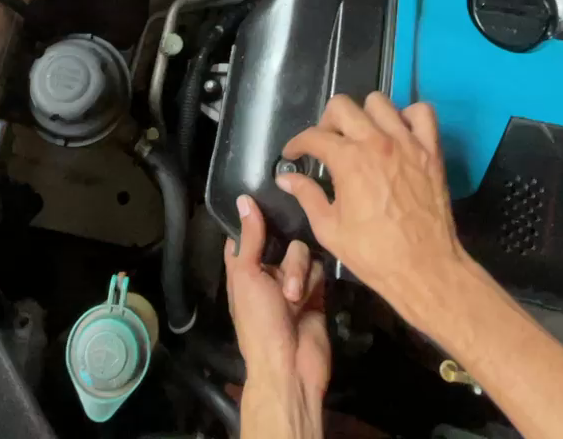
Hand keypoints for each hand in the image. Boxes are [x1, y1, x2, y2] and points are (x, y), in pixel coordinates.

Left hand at [226, 194, 329, 438]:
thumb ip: (250, 237)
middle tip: (282, 266)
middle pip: (281, 238)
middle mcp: (267, 270)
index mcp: (244, 267)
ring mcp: (292, 281)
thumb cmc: (258, 322)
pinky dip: (313, 282)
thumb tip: (244, 199)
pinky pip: (319, 269)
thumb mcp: (247, 276)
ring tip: (293, 296)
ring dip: (298, 272)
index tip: (266, 194)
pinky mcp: (316, 291)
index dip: (255, 216)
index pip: (249, 231)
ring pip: (301, 252)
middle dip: (285, 251)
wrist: (290, 367)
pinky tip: (308, 298)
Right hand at [277, 93, 469, 328]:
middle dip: (327, 122)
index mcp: (348, 160)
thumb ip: (306, 196)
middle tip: (327, 144)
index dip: (297, 144)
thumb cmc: (374, 253)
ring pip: (378, 102)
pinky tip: (399, 134)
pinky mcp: (431, 150)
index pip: (313, 136)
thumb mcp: (329, 229)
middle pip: (342, 106)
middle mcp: (375, 141)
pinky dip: (408, 117)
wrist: (425, 269)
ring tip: (362, 137)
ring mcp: (406, 142)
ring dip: (365, 116)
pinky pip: (421, 113)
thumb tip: (286, 178)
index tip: (294, 154)